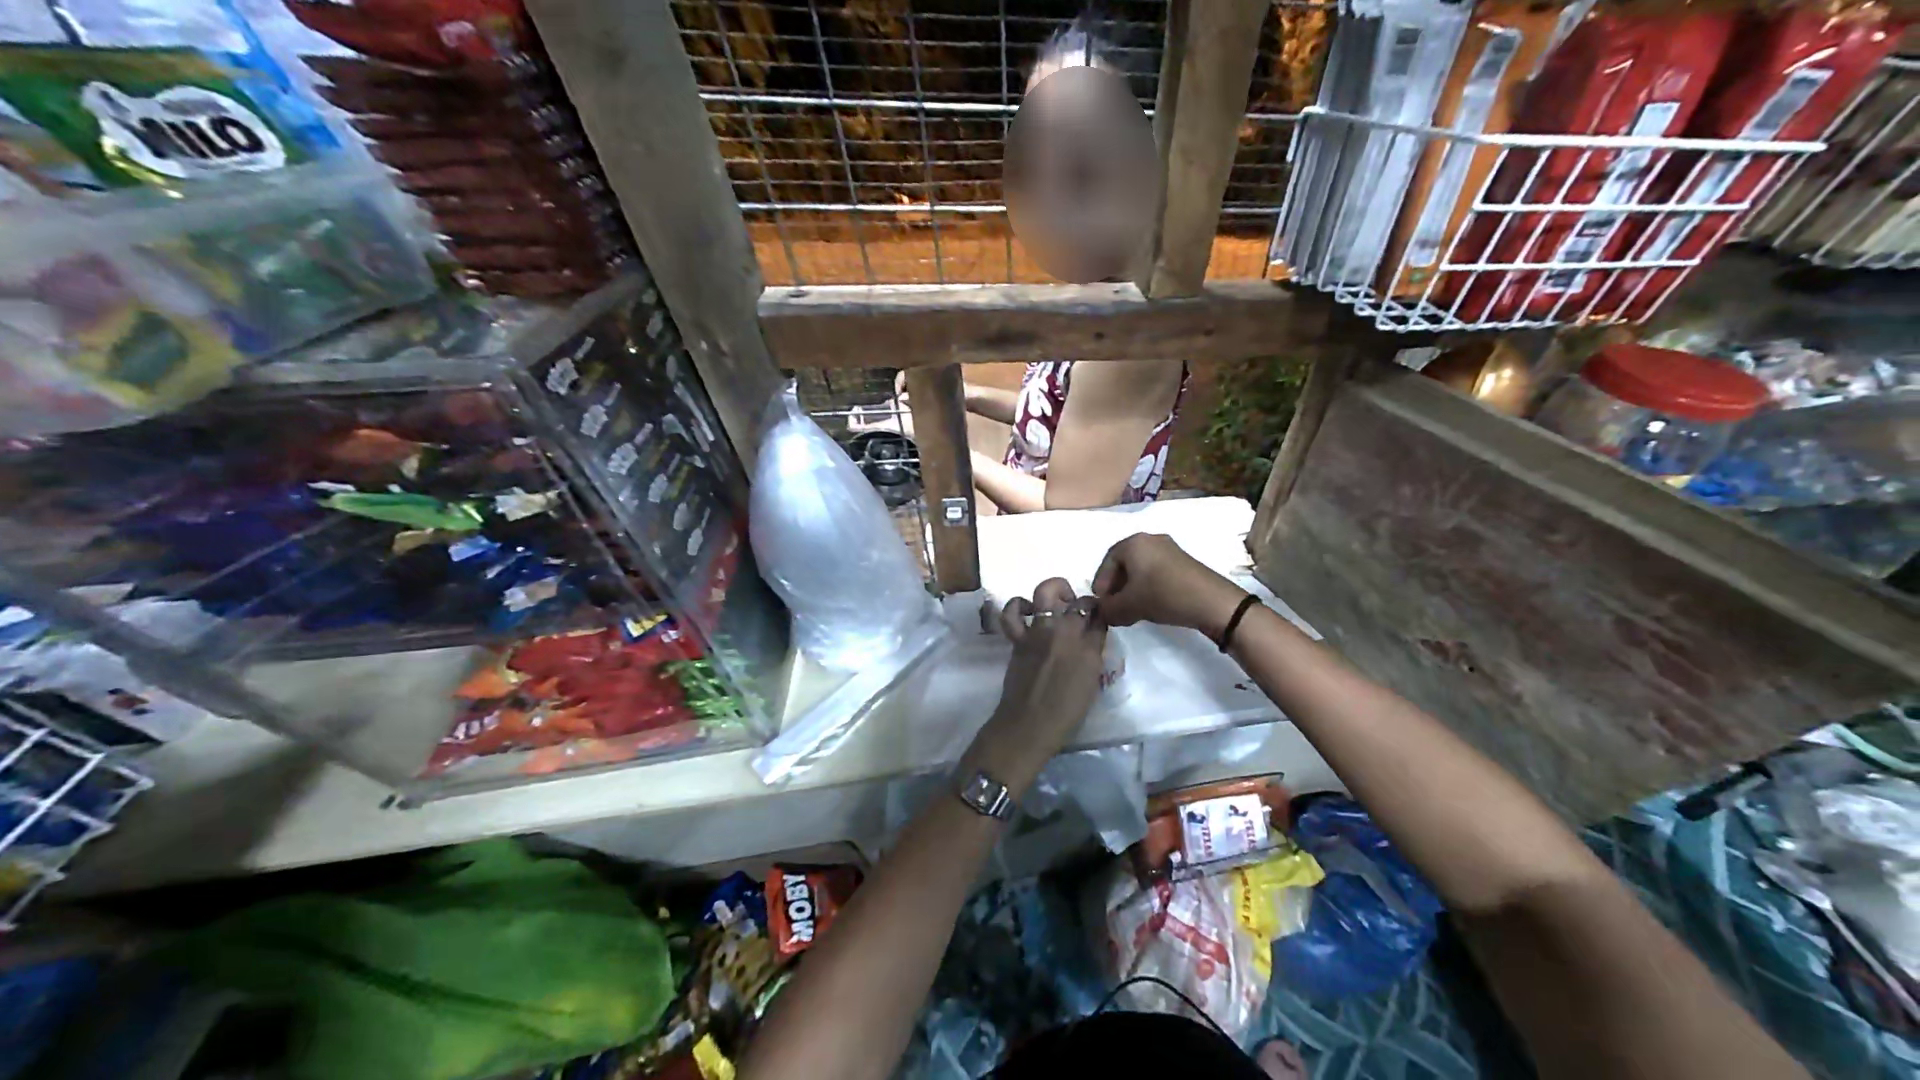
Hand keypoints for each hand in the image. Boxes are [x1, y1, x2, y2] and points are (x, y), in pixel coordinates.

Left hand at [968, 578, 1106, 783]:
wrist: (1031, 723)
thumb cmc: (1066, 712)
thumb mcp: (1091, 682)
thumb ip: (1092, 656)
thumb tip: (1089, 640)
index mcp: (1090, 649)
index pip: (1101, 618)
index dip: (1100, 614)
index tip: (1097, 618)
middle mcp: (1067, 634)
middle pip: (1081, 602)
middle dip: (1084, 600)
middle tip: (1079, 610)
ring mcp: (1040, 632)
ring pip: (1047, 592)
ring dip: (1054, 590)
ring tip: (1056, 600)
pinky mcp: (1018, 638)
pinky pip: (1012, 613)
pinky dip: (1016, 606)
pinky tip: (1024, 610)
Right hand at [1092, 533, 1245, 637]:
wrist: (1212, 602)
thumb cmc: (1163, 595)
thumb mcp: (1128, 606)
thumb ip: (1108, 609)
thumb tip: (1101, 612)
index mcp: (1134, 542)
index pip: (1107, 562)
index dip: (1101, 584)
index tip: (1101, 603)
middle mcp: (1150, 539)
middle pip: (1124, 563)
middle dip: (1116, 586)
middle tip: (1114, 606)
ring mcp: (1170, 549)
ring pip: (1140, 568)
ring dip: (1132, 588)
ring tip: (1131, 608)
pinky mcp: (1183, 562)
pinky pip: (1156, 571)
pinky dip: (1148, 586)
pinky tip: (1150, 603)